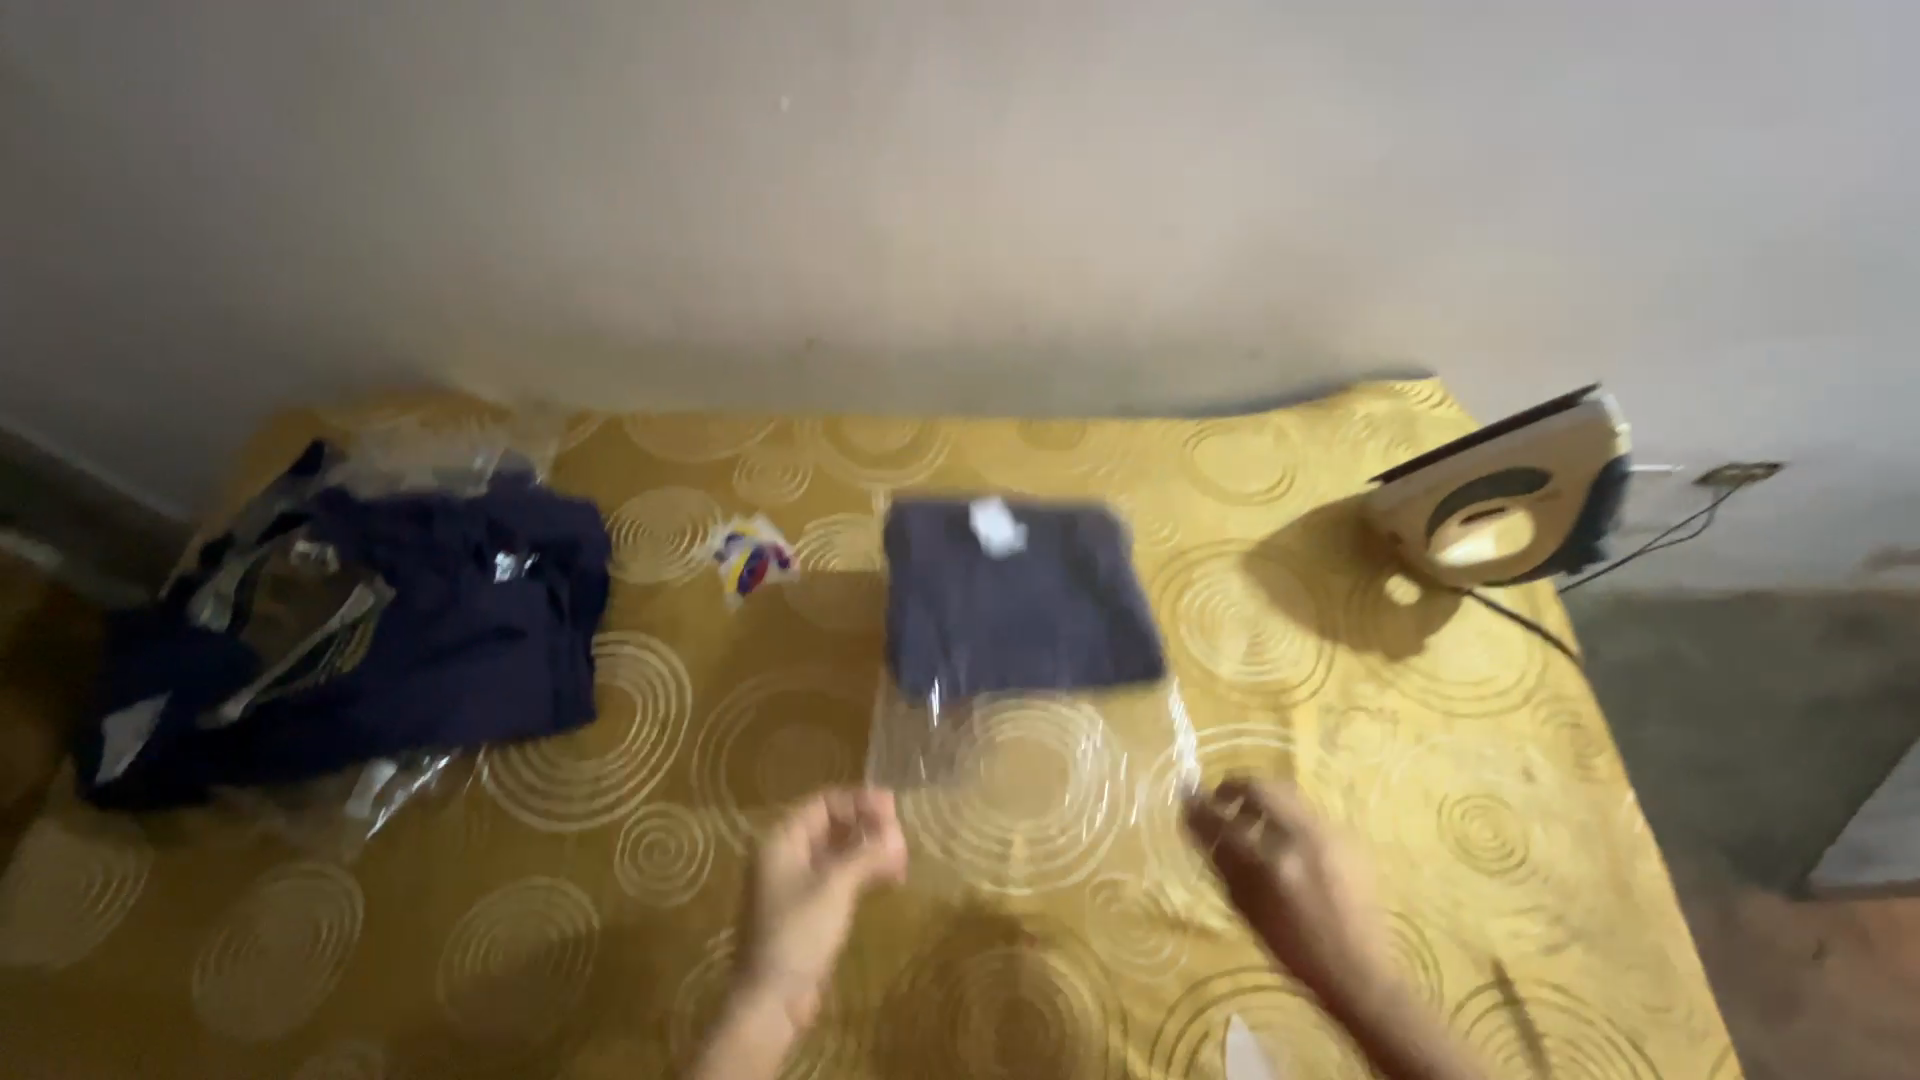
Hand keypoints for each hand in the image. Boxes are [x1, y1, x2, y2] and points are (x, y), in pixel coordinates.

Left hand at [736, 786, 908, 1028]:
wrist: (771, 1000)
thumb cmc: (798, 933)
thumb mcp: (836, 886)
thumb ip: (867, 854)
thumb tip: (896, 836)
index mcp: (782, 840)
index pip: (823, 803)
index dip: (859, 800)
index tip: (893, 808)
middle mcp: (785, 855)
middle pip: (831, 825)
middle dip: (867, 826)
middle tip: (900, 836)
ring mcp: (795, 883)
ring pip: (837, 851)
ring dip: (868, 850)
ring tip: (900, 859)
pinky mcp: (807, 909)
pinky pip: (838, 876)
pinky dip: (862, 872)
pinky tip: (888, 879)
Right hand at [1184, 777, 1394, 1013]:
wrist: (1358, 971)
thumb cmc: (1294, 948)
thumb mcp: (1246, 908)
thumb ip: (1220, 859)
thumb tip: (1195, 820)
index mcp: (1272, 863)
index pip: (1222, 819)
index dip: (1198, 804)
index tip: (1186, 795)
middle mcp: (1302, 837)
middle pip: (1260, 786)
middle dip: (1232, 787)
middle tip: (1219, 800)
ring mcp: (1329, 833)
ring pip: (1285, 793)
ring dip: (1260, 799)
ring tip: (1249, 819)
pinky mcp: (1348, 838)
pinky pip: (1306, 811)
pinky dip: (1284, 815)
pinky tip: (1281, 839)